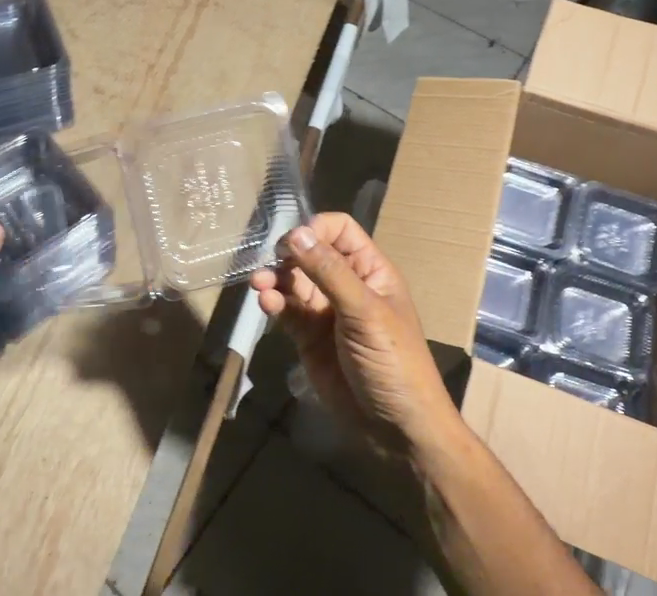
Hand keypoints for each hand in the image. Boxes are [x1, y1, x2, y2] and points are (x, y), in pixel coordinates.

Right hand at [251, 213, 453, 452]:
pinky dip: (274, 304)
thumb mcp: (365, 313)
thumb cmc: (394, 362)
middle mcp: (346, 286)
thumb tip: (296, 233)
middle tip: (268, 261)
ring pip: (293, 282)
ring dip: (275, 279)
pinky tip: (266, 304)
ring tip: (258, 284)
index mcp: (371, 272)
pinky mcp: (308, 338)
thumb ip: (329, 272)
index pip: (340, 231)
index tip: (293, 240)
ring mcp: (325, 312)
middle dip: (287, 254)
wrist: (398, 428)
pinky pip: (286, 311)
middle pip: (310, 254)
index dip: (316, 229)